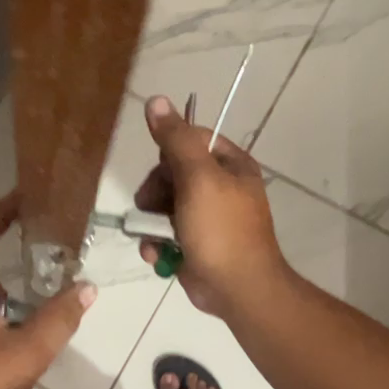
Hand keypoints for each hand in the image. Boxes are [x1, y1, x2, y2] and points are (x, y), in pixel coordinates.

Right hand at [134, 95, 286, 316]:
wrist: (237, 289)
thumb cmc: (221, 229)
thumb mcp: (197, 177)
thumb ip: (175, 139)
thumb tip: (155, 100)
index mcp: (231, 164)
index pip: (190, 140)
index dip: (168, 154)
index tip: (163, 172)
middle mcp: (221, 186)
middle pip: (171, 172)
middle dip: (155, 191)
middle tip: (150, 206)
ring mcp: (207, 216)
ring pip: (163, 204)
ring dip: (150, 220)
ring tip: (151, 237)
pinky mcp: (194, 242)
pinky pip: (165, 231)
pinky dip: (157, 242)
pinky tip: (156, 253)